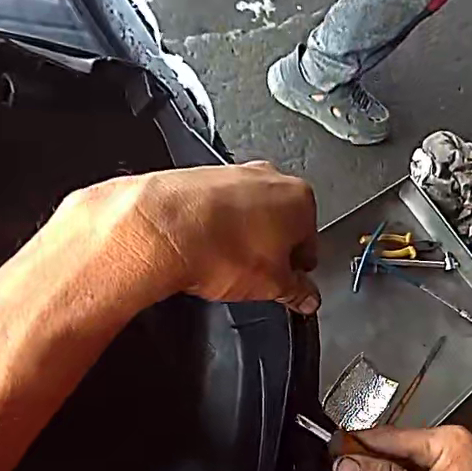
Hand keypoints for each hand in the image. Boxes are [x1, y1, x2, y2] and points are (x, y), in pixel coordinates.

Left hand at [54, 162, 320, 312]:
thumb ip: (297, 291)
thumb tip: (306, 296)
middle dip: (272, 249)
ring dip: (243, 238)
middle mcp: (269, 177)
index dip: (298, 268)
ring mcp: (233, 174)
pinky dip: (215, 227)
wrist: (161, 229)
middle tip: (258, 278)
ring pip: (249, 212)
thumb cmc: (219, 246)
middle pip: (281, 222)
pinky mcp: (199, 177)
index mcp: (300, 198)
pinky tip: (205, 250)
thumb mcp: (272, 285)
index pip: (310, 241)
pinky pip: (217, 208)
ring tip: (227, 267)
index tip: (290, 283)